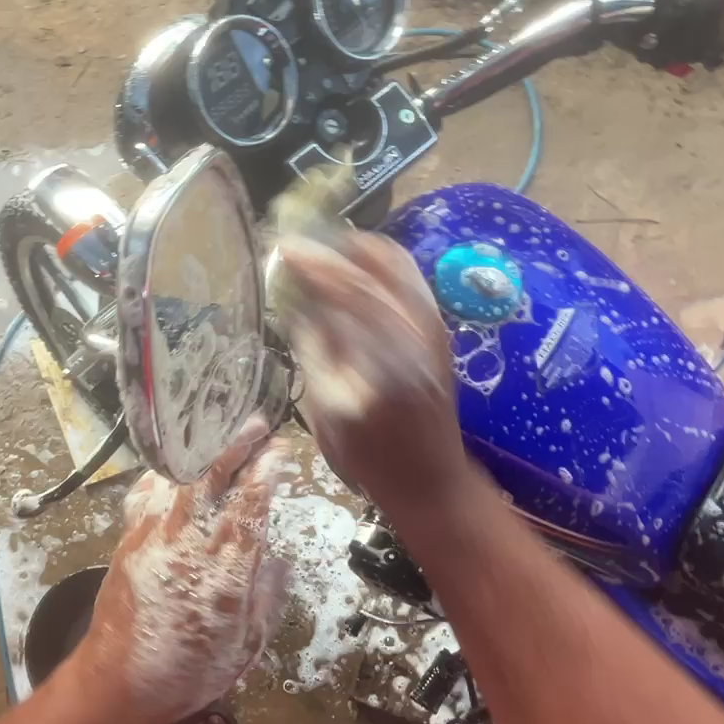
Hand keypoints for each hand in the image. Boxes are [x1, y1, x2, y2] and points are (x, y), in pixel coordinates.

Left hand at [72, 419, 291, 723]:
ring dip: (202, 452)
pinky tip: (171, 470)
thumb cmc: (189, 670)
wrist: (118, 680)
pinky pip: (145, 495)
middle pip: (214, 478)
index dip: (267, 471)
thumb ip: (266, 597)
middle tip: (256, 422)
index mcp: (226, 567)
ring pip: (179, 478)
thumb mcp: (246, 646)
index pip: (251, 505)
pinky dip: (161, 476)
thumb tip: (279, 560)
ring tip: (218, 433)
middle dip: (237, 444)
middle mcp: (189, 541)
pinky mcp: (127, 540)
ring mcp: (153, 536)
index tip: (280, 448)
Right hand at [279, 232, 472, 509]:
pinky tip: (358, 265)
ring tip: (325, 247)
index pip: (344, 296)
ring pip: (396, 267)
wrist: (430, 478)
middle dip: (331, 250)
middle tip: (298, 245)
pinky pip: (409, 278)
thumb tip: (296, 308)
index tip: (284, 248)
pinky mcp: (439, 330)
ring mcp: (432, 330)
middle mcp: (412, 339)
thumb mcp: (327, 416)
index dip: (313, 266)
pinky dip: (381, 262)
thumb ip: (315, 358)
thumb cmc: (369, 458)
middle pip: (372, 271)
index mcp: (378, 365)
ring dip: (357, 250)